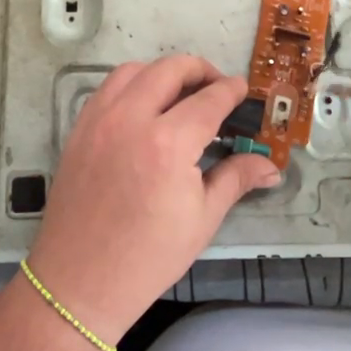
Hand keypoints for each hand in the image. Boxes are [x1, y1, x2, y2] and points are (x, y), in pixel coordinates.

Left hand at [25, 55, 279, 342]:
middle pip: (171, 69)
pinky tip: (145, 107)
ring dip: (163, 72)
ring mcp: (100, 119)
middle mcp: (132, 118)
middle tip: (216, 87)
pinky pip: (108, 87)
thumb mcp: (202, 219)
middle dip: (200, 70)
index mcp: (168, 144)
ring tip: (181, 93)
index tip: (242, 89)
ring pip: (136, 70)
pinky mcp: (80, 127)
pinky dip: (132, 84)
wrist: (80, 281)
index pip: (209, 99)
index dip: (230, 90)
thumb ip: (236, 179)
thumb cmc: (148, 257)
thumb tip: (270, 166)